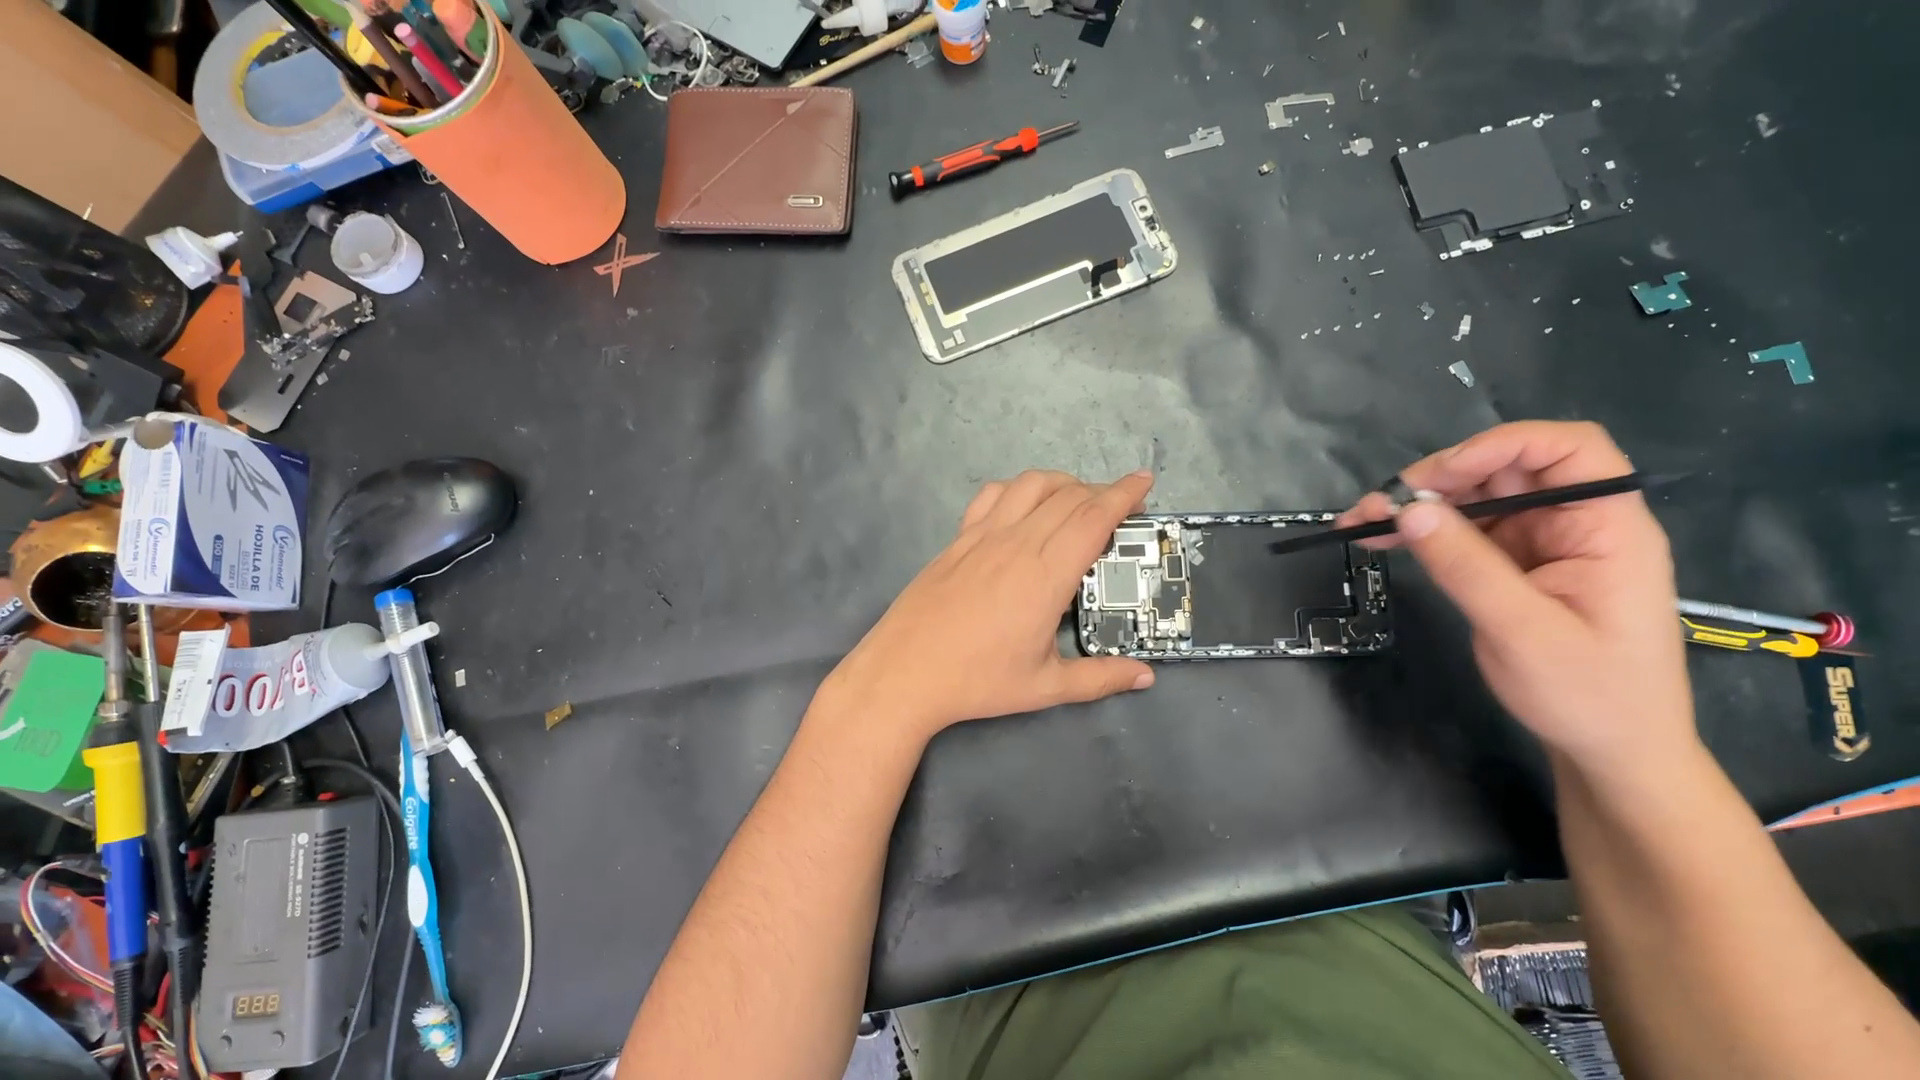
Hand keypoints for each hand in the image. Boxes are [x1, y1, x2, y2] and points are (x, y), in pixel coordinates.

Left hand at [818, 470, 1157, 737]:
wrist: (904, 672)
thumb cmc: (977, 681)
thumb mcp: (1045, 687)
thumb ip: (1100, 677)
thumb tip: (1145, 677)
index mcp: (1045, 575)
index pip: (1093, 518)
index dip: (1124, 494)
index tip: (1144, 481)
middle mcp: (1016, 544)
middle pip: (1068, 497)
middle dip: (1103, 492)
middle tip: (1122, 507)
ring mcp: (982, 536)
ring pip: (1030, 486)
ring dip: (1062, 483)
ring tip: (1078, 500)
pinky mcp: (957, 540)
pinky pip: (992, 496)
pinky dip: (1017, 489)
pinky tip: (1023, 505)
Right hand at [1335, 421, 1694, 772]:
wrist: (1612, 753)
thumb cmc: (1588, 695)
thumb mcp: (1522, 631)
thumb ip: (1466, 567)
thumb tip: (1408, 509)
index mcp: (1607, 527)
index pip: (1570, 449)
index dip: (1502, 445)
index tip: (1438, 476)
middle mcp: (1577, 523)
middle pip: (1509, 469)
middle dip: (1439, 478)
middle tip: (1378, 505)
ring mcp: (1544, 543)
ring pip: (1478, 498)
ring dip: (1420, 504)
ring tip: (1362, 522)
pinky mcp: (1516, 566)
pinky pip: (1466, 532)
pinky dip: (1424, 532)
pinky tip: (1382, 538)